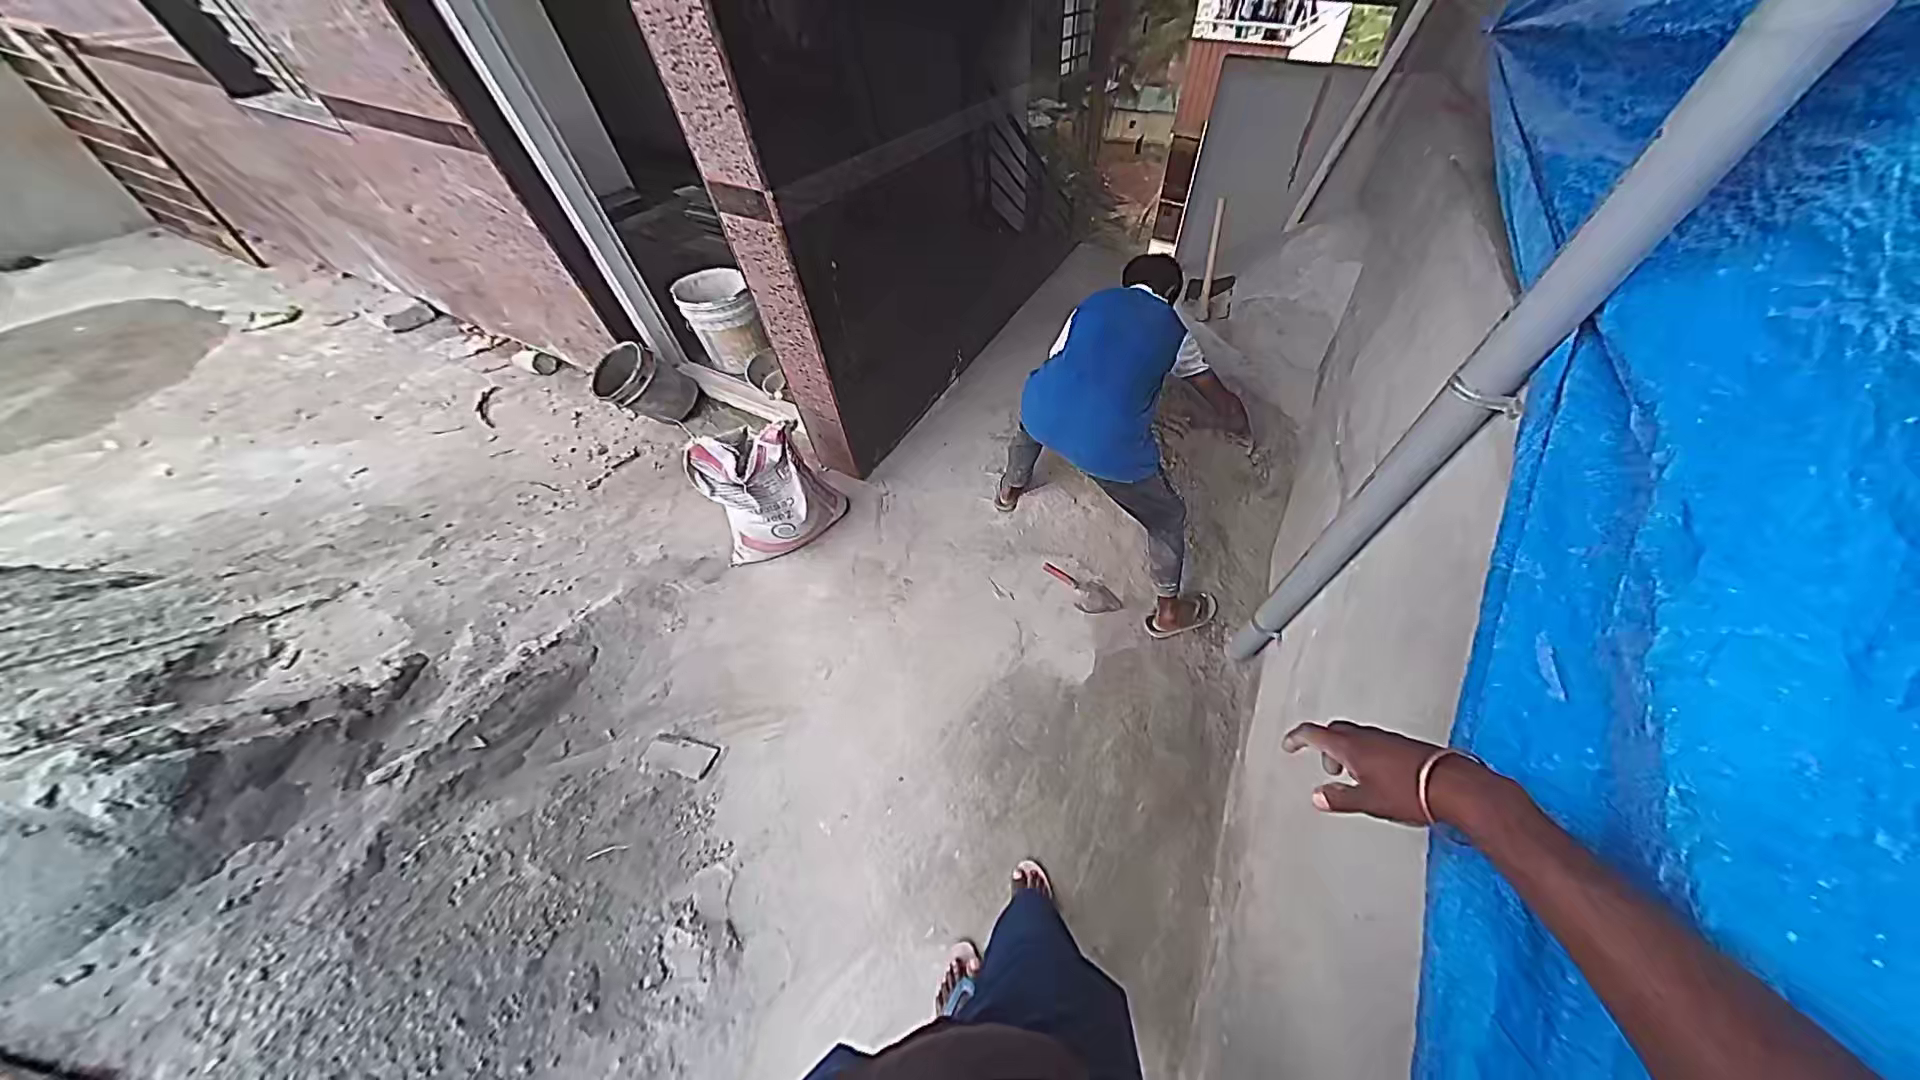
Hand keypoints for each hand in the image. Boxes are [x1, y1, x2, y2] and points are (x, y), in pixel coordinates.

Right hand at [1281, 718, 1485, 826]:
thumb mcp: (1368, 801)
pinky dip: (1366, 753)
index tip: (1289, 744)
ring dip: (1346, 750)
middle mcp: (1366, 737)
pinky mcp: (1405, 746)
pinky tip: (1378, 774)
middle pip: (1333, 731)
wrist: (1456, 787)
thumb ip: (1339, 798)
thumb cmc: (1410, 792)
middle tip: (1327, 766)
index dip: (1296, 738)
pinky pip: (1374, 742)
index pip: (1312, 733)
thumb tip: (1318, 797)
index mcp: (1349, 746)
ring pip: (1355, 736)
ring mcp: (1387, 739)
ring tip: (1354, 774)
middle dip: (1324, 746)